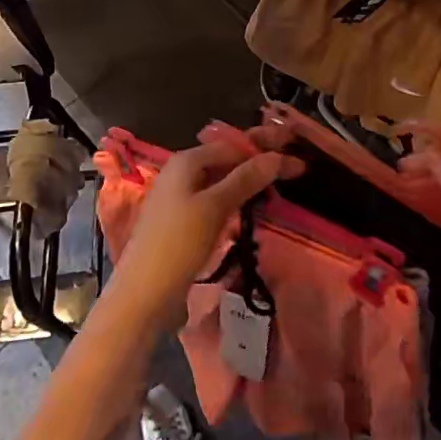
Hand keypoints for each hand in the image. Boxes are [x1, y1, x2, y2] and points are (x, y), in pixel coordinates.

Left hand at [110, 123, 301, 320]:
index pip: (233, 145)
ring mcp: (181, 197)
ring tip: (279, 188)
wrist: (143, 294)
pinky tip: (252, 208)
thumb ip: (245, 179)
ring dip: (249, 182)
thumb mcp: (214, 207)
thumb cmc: (178, 244)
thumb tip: (276, 156)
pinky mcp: (183, 221)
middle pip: (227, 160)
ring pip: (222, 181)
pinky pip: (215, 200)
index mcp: (186, 161)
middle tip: (296, 171)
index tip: (297, 161)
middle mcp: (182, 173)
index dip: (266, 150)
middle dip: (260, 162)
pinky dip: (235, 200)